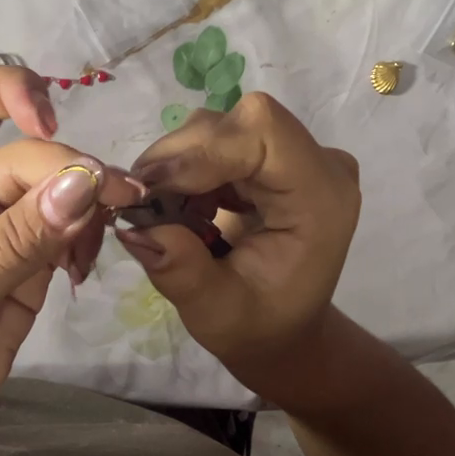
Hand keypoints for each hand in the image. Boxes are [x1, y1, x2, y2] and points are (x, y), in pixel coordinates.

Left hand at [0, 67, 143, 455]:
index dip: (16, 93)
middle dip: (74, 173)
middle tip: (116, 204)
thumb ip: (15, 241)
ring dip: (90, 207)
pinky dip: (86, 243)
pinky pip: (67, 240)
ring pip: (59, 196)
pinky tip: (85, 268)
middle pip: (33, 157)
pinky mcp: (25, 276)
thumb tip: (86, 184)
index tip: (51, 127)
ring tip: (101, 243)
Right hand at [115, 93, 359, 377]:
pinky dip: (184, 168)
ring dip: (176, 164)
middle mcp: (316, 166)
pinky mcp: (270, 159)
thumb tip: (134, 227)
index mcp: (320, 200)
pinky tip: (176, 206)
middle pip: (235, 123)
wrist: (283, 332)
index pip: (262, 133)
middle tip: (140, 204)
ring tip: (158, 211)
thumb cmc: (258, 327)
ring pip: (219, 127)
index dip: (201, 151)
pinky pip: (216, 141)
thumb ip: (180, 270)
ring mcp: (294, 157)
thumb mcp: (216, 313)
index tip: (153, 191)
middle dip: (179, 159)